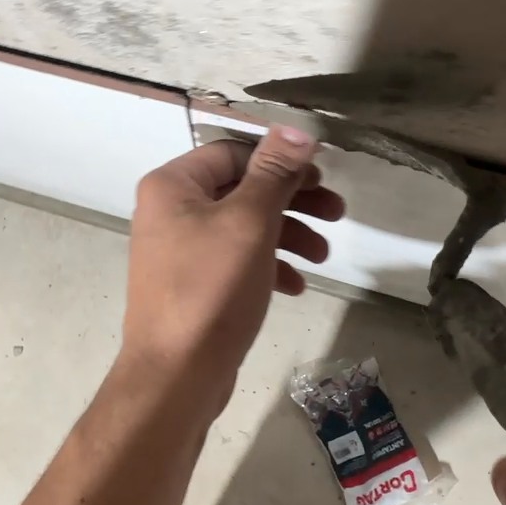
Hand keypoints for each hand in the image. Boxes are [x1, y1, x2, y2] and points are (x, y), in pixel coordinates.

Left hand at [119, 128, 344, 413]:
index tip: (323, 178)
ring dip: (285, 233)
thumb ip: (275, 173)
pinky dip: (265, 265)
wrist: (175, 375)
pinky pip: (232, 260)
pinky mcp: (189, 283)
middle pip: (240, 188)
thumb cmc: (211, 289)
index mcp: (172, 184)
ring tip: (323, 254)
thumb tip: (298, 129)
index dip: (280, 160)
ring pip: (241, 225)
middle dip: (291, 199)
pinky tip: (294, 285)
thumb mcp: (250, 222)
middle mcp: (168, 209)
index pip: (233, 152)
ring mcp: (177, 248)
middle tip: (337, 213)